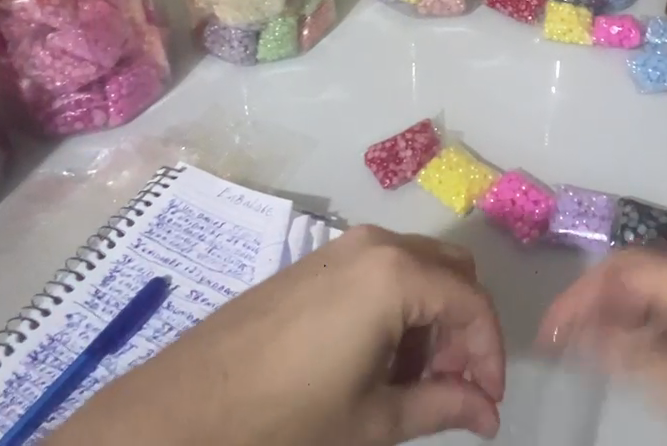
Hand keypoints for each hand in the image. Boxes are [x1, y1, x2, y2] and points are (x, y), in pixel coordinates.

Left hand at [51, 226, 505, 445]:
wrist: (176, 414)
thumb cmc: (283, 421)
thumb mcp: (371, 422)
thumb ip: (441, 406)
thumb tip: (488, 412)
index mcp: (396, 275)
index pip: (472, 303)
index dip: (490, 354)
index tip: (488, 403)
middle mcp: (375, 244)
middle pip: (450, 272)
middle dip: (463, 329)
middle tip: (456, 387)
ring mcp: (340, 247)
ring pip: (417, 268)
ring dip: (432, 319)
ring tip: (416, 382)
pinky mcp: (313, 262)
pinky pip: (379, 271)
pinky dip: (398, 308)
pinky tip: (377, 360)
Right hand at [538, 251, 666, 445]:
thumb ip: (635, 356)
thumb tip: (584, 334)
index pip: (620, 269)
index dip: (580, 295)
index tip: (549, 331)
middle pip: (633, 273)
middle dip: (593, 301)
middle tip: (559, 340)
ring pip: (649, 292)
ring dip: (614, 315)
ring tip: (583, 349)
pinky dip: (639, 328)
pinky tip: (625, 354)